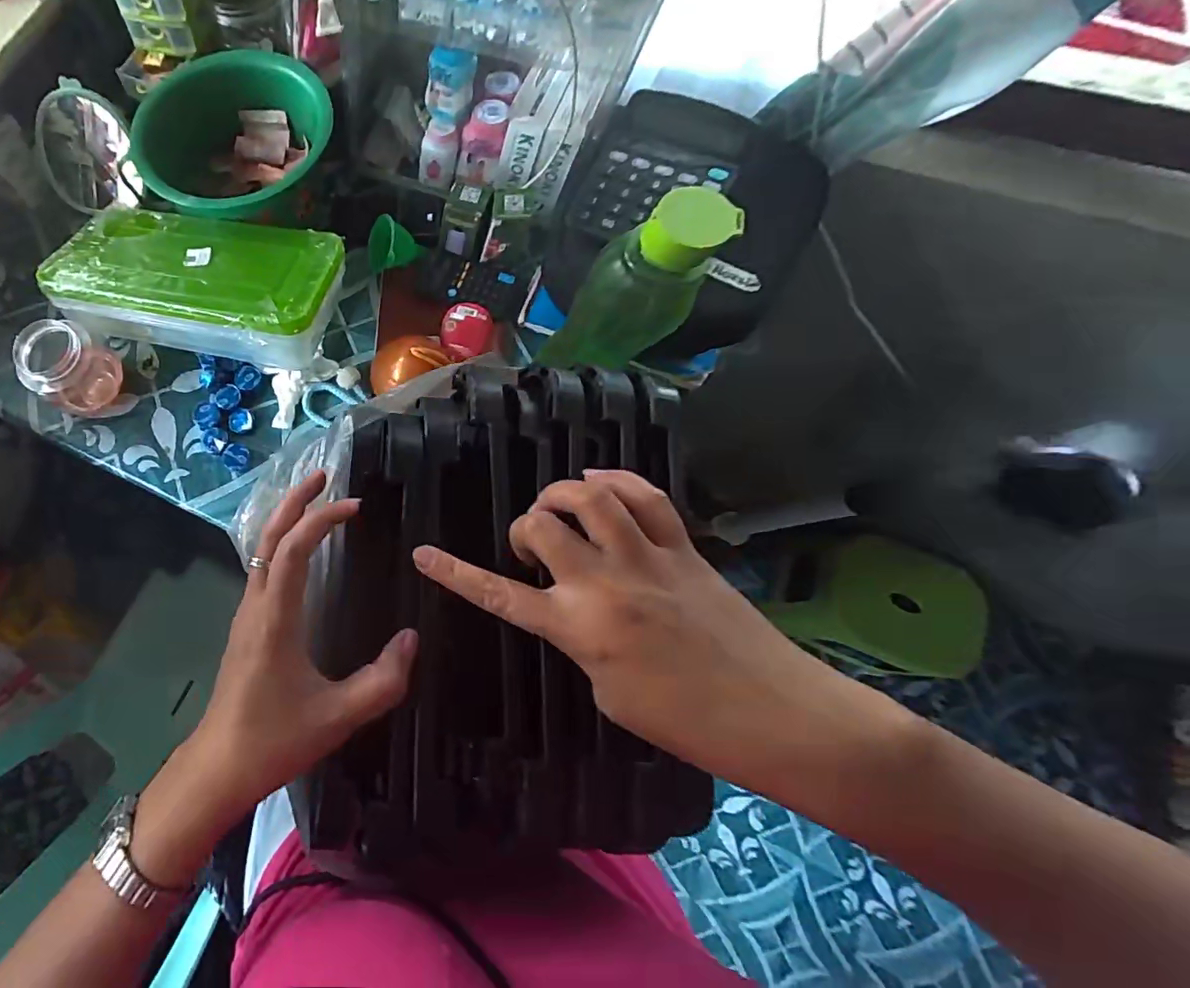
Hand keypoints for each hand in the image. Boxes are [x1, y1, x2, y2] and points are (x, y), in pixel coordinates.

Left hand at [185, 470, 418, 820]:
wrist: (220, 763)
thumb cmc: (276, 738)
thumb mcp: (340, 716)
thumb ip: (383, 680)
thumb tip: (411, 639)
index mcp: (276, 617)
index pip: (294, 548)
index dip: (321, 519)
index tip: (354, 506)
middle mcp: (255, 605)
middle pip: (268, 537)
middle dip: (294, 501)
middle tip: (324, 476)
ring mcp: (245, 615)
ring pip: (260, 552)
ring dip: (285, 521)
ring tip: (314, 505)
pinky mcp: (244, 628)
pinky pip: (261, 571)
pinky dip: (280, 547)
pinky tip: (299, 555)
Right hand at [411, 470, 919, 801]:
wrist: (783, 718)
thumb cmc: (686, 723)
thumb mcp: (607, 692)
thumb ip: (577, 640)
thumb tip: (572, 610)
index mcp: (578, 627)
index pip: (498, 593)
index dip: (453, 572)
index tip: (423, 553)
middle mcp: (605, 583)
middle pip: (542, 526)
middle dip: (525, 528)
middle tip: (536, 548)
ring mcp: (648, 560)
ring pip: (589, 498)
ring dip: (562, 494)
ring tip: (561, 508)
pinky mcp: (685, 550)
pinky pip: (645, 497)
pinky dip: (615, 482)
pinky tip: (602, 483)